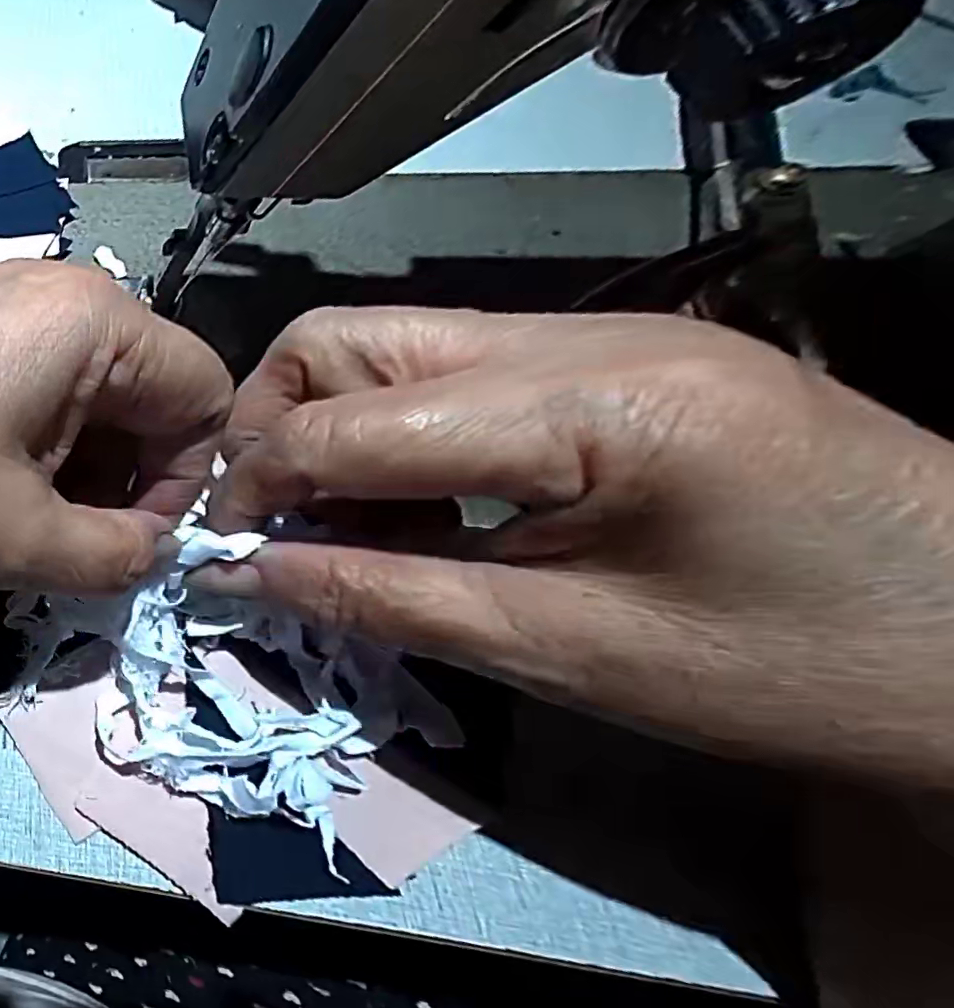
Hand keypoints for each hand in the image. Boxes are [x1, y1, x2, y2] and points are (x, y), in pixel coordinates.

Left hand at [0, 260, 231, 593]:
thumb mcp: (26, 542)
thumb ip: (121, 557)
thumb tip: (154, 552)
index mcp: (96, 321)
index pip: (204, 396)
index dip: (183, 479)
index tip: (131, 538)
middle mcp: (63, 293)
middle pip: (153, 393)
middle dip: (133, 477)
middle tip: (80, 537)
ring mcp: (13, 306)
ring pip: (102, 396)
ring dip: (90, 468)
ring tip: (34, 517)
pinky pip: (53, 387)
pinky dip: (51, 445)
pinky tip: (4, 485)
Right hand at [197, 308, 953, 788]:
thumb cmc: (789, 672)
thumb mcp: (554, 652)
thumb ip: (373, 597)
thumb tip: (240, 577)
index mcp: (589, 403)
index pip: (342, 425)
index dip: (254, 490)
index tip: (218, 553)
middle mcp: (570, 335)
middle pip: (335, 341)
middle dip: (267, 433)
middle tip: (267, 523)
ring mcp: (577, 335)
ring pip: (367, 347)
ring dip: (313, 435)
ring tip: (330, 523)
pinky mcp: (578, 360)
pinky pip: (418, 377)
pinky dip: (370, 441)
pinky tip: (393, 509)